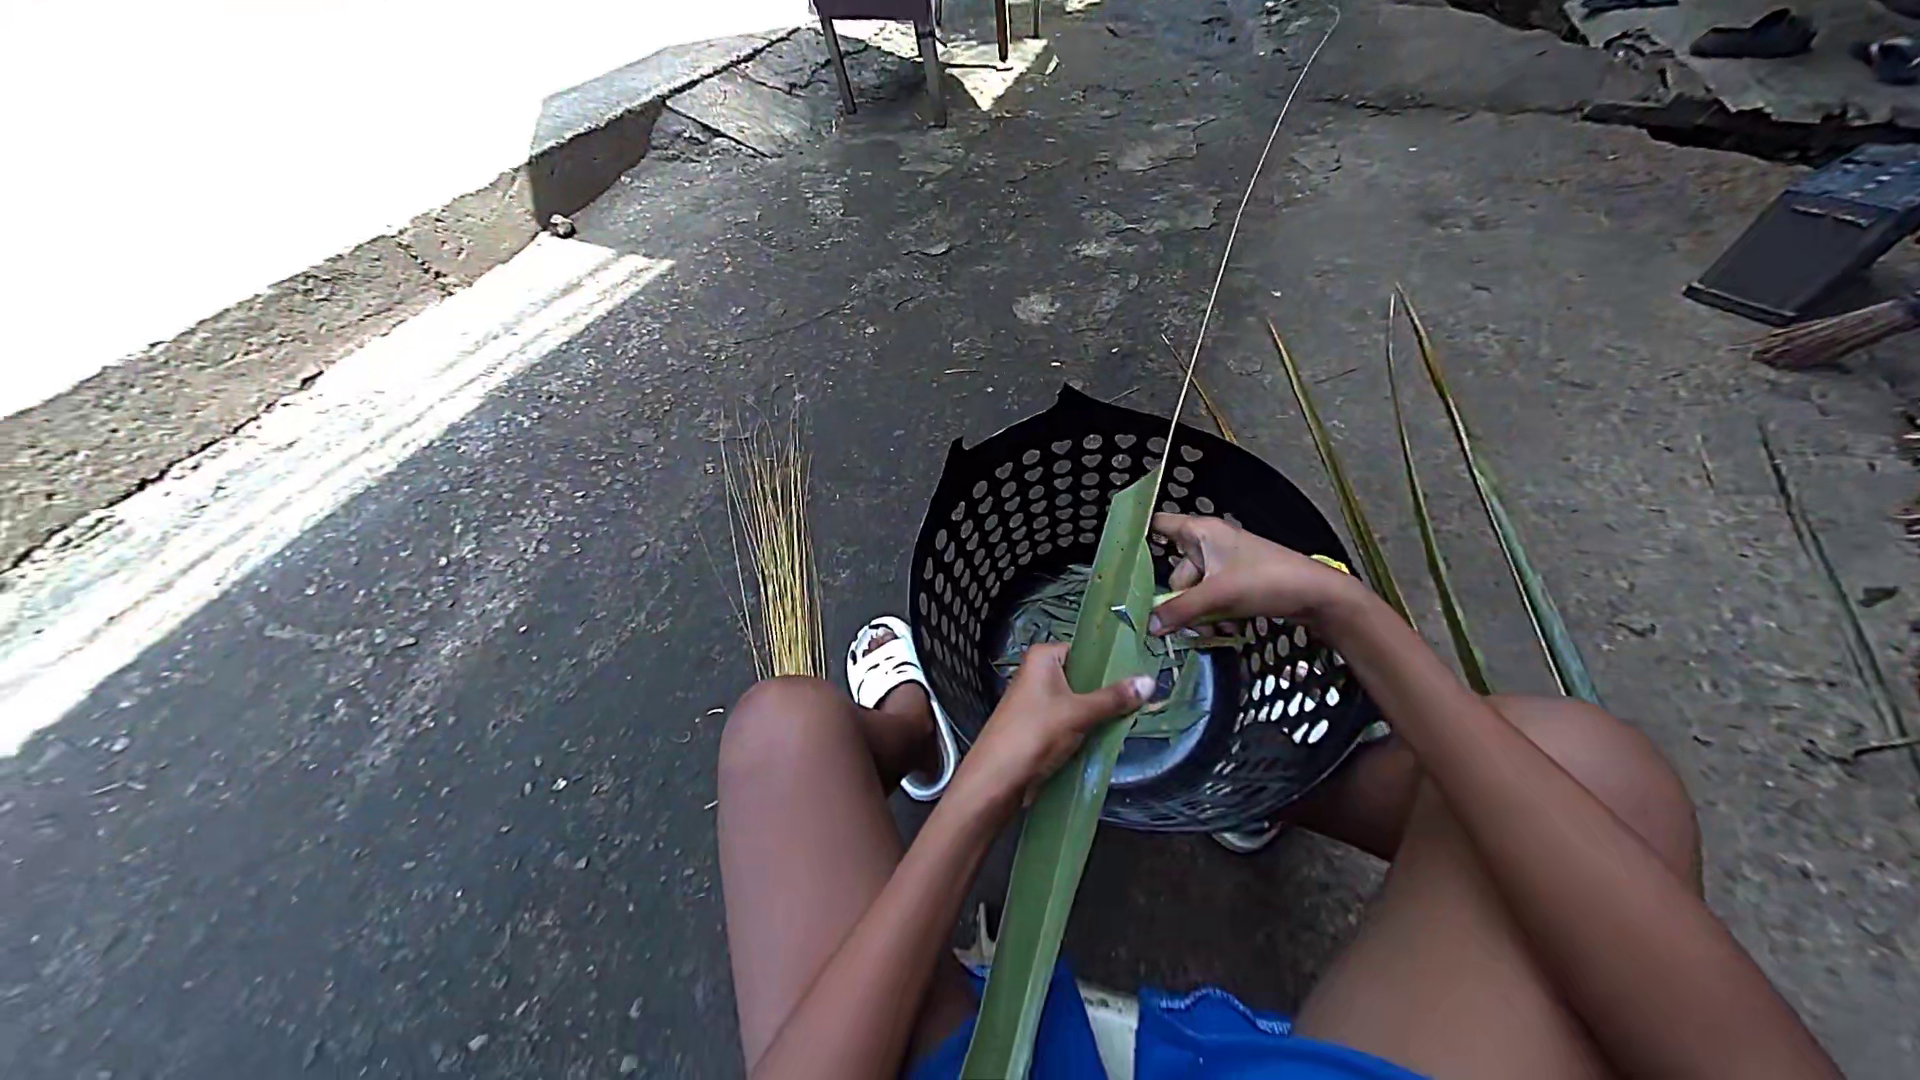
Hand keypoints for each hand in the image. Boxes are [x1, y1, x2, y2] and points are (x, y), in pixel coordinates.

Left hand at [948, 643, 1153, 816]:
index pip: (1084, 649)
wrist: (998, 778)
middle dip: (1108, 690)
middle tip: (1142, 699)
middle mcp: (1037, 673)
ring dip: (1099, 711)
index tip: (1140, 672)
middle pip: (1083, 676)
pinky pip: (1070, 719)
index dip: (1110, 661)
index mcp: (1043, 657)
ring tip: (1131, 717)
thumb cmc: (1036, 733)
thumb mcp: (1080, 713)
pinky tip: (1109, 735)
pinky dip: (1087, 726)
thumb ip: (1114, 698)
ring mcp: (1037, 700)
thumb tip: (1150, 680)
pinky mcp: (1039, 724)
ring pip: (1078, 700)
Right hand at [1148, 513, 1360, 634]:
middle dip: (1179, 600)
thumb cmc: (1266, 581)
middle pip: (1175, 571)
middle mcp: (1208, 543)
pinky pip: (1210, 597)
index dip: (1139, 537)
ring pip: (1193, 589)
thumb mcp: (1218, 597)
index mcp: (1201, 532)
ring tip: (1212, 629)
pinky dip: (1213, 613)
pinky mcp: (1236, 580)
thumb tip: (1148, 625)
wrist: (1319, 595)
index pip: (1159, 525)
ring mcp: (1223, 563)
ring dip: (1198, 613)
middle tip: (1184, 622)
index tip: (1121, 561)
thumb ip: (1180, 611)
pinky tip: (1225, 627)